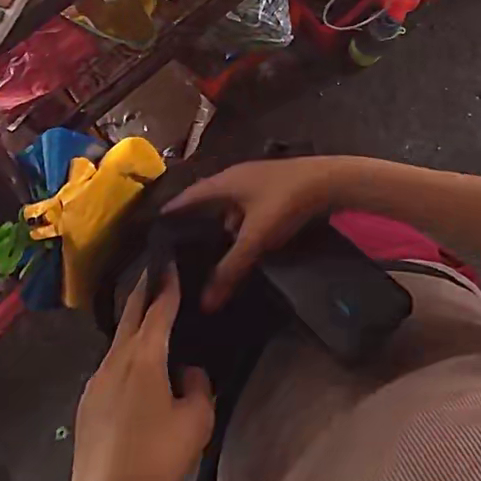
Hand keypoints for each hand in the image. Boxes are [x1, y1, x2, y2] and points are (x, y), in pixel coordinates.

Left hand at [68, 268, 213, 480]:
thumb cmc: (158, 462)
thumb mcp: (197, 420)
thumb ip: (198, 384)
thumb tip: (187, 371)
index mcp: (143, 358)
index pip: (158, 308)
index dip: (167, 282)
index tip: (171, 260)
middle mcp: (113, 362)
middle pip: (130, 315)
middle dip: (144, 290)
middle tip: (156, 269)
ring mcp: (93, 385)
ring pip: (117, 342)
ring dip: (134, 323)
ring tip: (151, 315)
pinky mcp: (84, 409)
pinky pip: (109, 366)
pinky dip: (125, 352)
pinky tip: (136, 368)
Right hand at [165, 157, 345, 310]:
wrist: (328, 181)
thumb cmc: (285, 202)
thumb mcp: (256, 238)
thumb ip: (232, 269)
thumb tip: (206, 302)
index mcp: (224, 182)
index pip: (187, 197)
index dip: (171, 212)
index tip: (153, 230)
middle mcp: (235, 178)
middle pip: (206, 201)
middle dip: (194, 223)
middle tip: (177, 248)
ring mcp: (255, 182)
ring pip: (228, 206)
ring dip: (219, 225)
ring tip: (206, 251)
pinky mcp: (271, 189)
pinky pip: (245, 209)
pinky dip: (239, 225)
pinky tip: (241, 243)